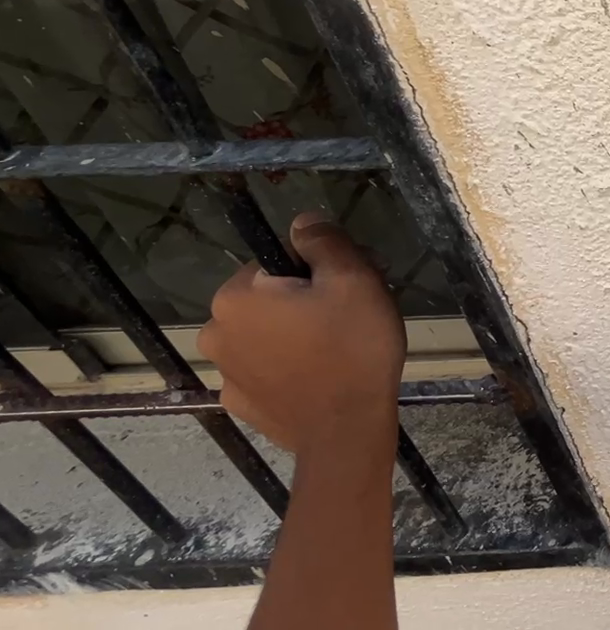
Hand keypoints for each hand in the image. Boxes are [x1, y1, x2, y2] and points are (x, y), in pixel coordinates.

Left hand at [197, 212, 403, 456]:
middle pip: (270, 297)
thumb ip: (325, 243)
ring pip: (267, 332)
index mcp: (238, 296)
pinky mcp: (241, 401)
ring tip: (342, 346)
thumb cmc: (353, 344)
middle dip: (308, 299)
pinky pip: (267, 367)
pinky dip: (291, 364)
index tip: (353, 285)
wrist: (345, 426)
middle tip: (354, 313)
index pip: (279, 261)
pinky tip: (321, 374)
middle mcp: (216, 331)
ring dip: (298, 331)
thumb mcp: (355, 279)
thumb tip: (301, 221)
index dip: (320, 268)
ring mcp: (225, 371)